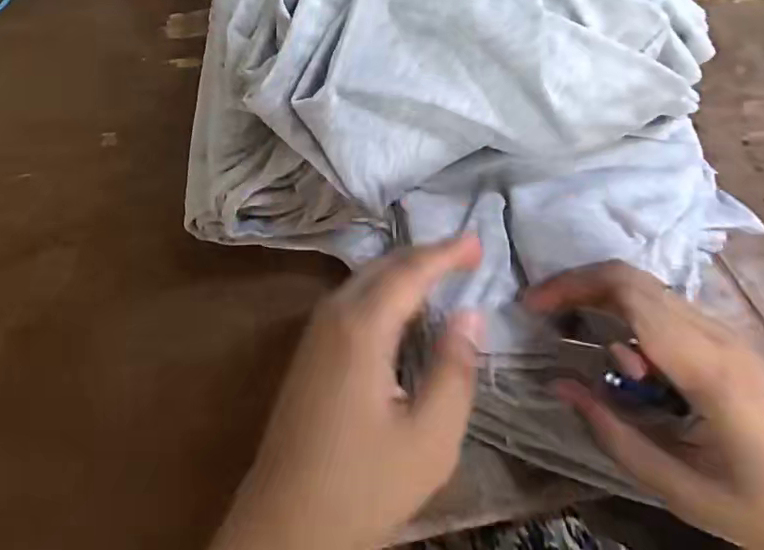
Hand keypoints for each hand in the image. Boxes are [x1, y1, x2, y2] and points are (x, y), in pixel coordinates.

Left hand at [210, 237, 483, 549]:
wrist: (285, 523)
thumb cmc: (364, 483)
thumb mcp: (429, 439)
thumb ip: (454, 371)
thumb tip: (469, 314)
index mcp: (361, 327)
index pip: (409, 271)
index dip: (446, 252)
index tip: (478, 241)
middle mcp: (333, 314)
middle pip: (384, 267)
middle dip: (426, 256)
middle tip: (466, 254)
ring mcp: (315, 331)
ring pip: (364, 280)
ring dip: (403, 272)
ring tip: (441, 273)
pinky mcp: (309, 350)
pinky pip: (352, 300)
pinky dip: (384, 291)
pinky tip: (402, 310)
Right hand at [524, 263, 763, 549]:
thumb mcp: (684, 489)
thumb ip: (615, 434)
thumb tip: (562, 384)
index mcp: (708, 366)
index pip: (627, 292)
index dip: (571, 286)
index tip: (531, 304)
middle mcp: (720, 335)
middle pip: (635, 279)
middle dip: (581, 284)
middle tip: (544, 313)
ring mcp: (733, 337)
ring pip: (652, 291)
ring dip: (608, 305)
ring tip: (593, 357)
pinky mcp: (738, 348)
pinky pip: (672, 312)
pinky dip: (635, 321)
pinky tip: (634, 369)